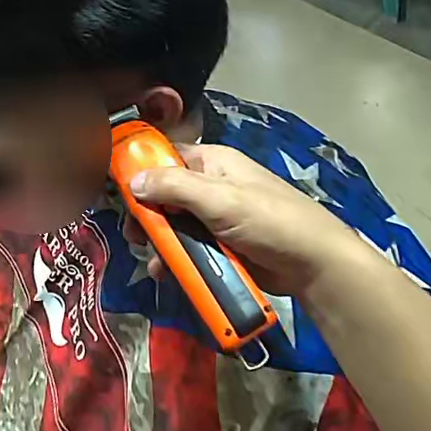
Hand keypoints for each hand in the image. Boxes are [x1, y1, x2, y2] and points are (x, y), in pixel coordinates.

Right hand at [123, 144, 372, 297]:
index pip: (166, 158)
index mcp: (212, 164)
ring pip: (173, 227)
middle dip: (148, 217)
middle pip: (164, 197)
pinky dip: (177, 261)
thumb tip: (132, 180)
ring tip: (155, 262)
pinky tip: (168, 273)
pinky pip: (188, 250)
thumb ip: (175, 188)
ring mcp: (215, 219)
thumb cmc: (269, 220)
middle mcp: (211, 187)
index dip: (140, 171)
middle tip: (136, 236)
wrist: (312, 263)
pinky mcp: (220, 247)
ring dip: (161, 244)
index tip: (118, 192)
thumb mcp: (220, 200)